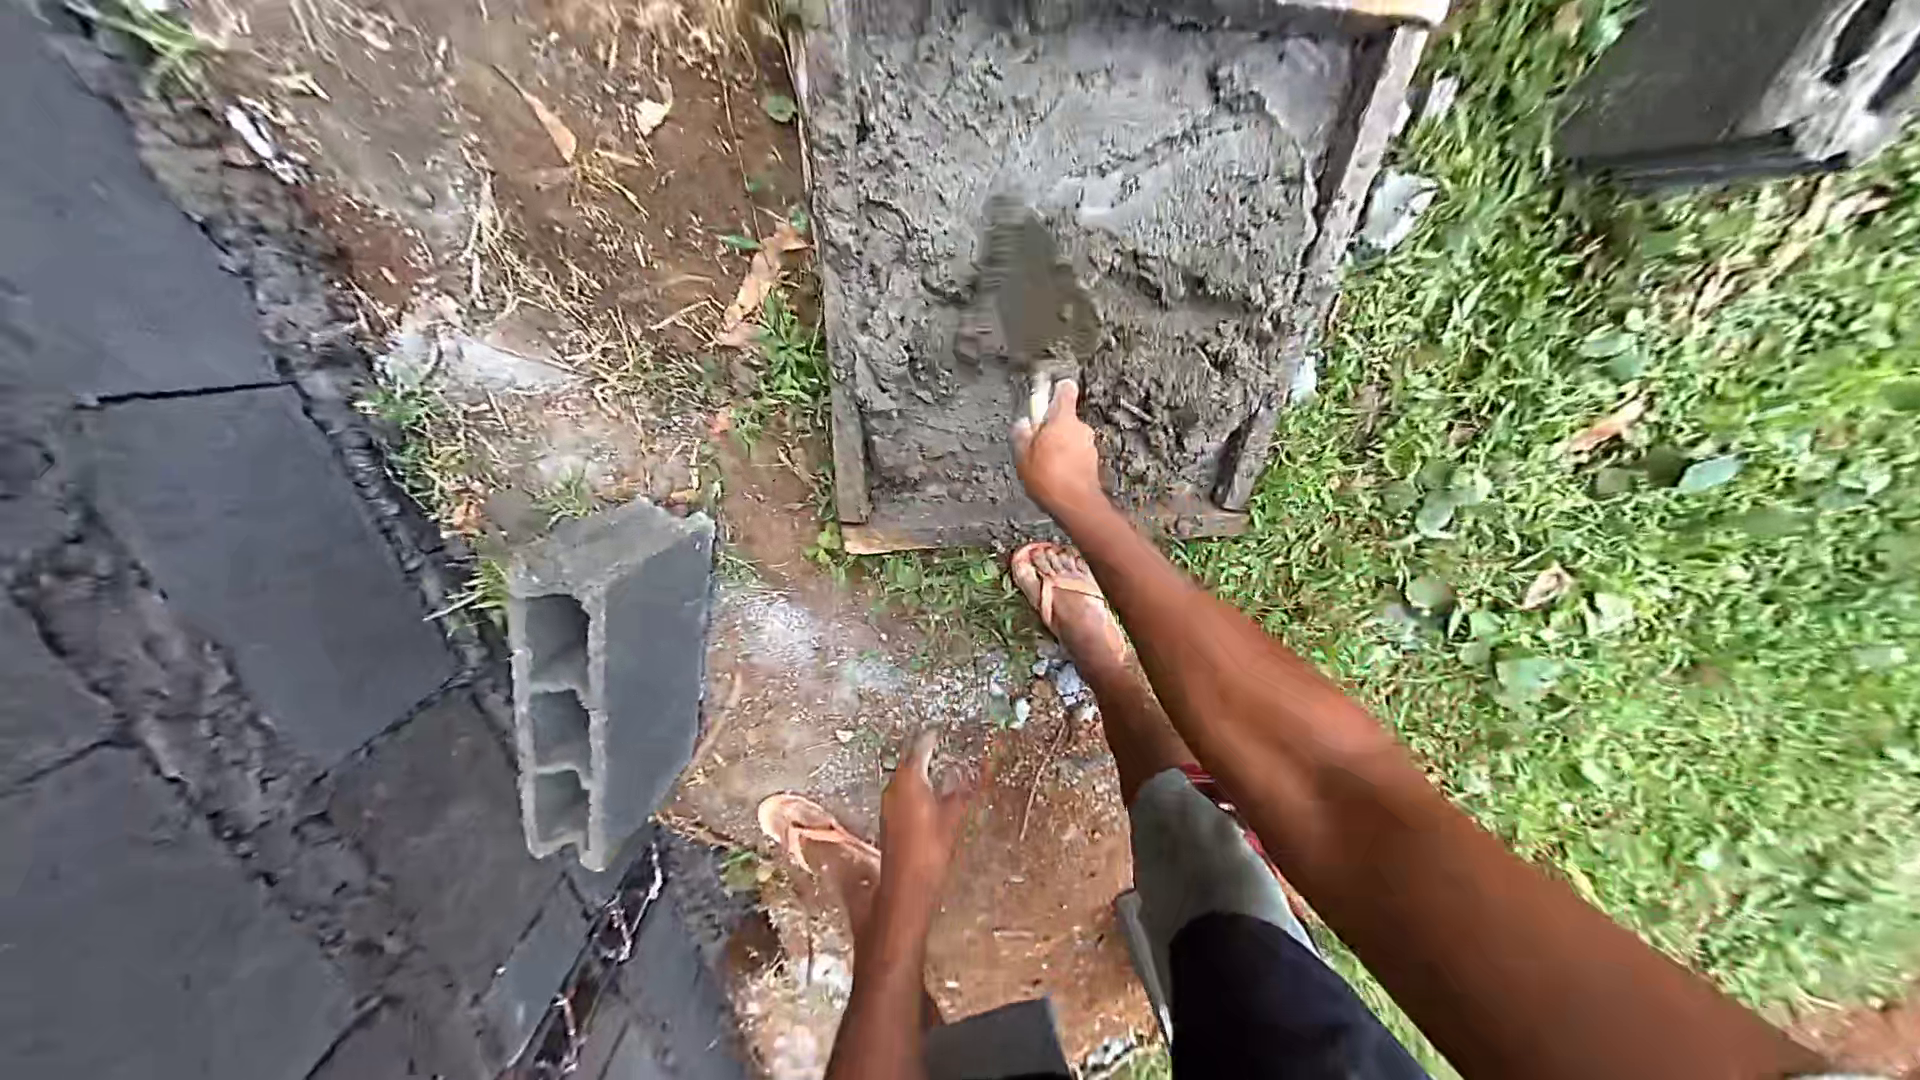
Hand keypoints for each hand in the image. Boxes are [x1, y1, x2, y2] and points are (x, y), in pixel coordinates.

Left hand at [878, 730, 977, 897]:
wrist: (907, 889)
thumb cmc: (930, 851)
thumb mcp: (954, 816)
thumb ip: (965, 789)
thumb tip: (977, 772)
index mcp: (909, 779)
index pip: (920, 746)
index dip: (932, 738)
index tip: (941, 732)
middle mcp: (894, 787)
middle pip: (910, 760)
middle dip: (926, 755)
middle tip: (943, 749)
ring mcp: (888, 804)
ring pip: (905, 778)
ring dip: (920, 773)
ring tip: (939, 772)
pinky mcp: (888, 819)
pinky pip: (902, 794)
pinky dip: (915, 790)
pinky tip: (929, 798)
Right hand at [1011, 379, 1104, 519]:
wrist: (1075, 504)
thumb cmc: (1049, 478)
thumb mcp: (1022, 454)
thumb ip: (1022, 433)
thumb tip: (1023, 424)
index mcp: (1063, 419)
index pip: (1065, 390)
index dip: (1055, 390)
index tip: (1045, 396)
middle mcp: (1080, 429)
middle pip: (1064, 419)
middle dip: (1051, 429)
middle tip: (1035, 445)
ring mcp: (1089, 446)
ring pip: (1070, 439)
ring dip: (1059, 447)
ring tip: (1044, 466)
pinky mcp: (1092, 463)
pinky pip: (1076, 455)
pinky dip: (1067, 461)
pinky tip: (1055, 476)